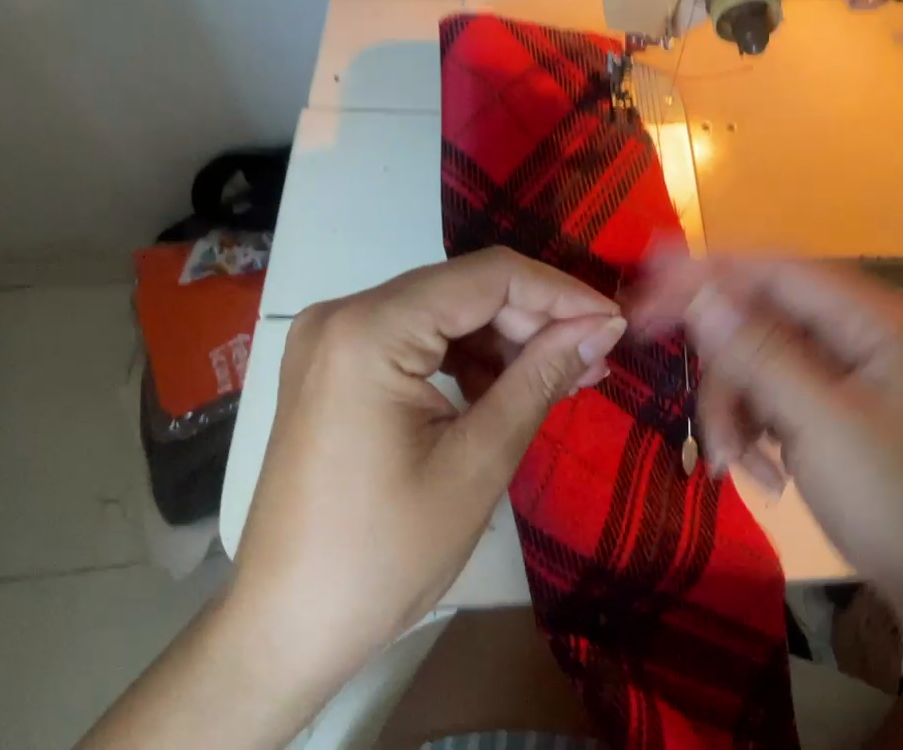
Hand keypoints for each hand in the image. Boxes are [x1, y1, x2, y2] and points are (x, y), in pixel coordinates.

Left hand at [231, 247, 626, 669]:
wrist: (289, 626)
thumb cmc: (385, 553)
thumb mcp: (478, 462)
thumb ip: (540, 378)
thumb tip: (602, 327)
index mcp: (369, 330)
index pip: (486, 276)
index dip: (560, 293)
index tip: (613, 322)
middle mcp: (342, 315)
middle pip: (463, 289)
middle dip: (535, 320)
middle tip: (595, 358)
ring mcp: (331, 340)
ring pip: (443, 313)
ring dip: (505, 341)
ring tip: (564, 377)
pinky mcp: (334, 367)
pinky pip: (415, 341)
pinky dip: (466, 360)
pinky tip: (510, 389)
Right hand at [634, 255, 902, 601]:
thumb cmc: (890, 497)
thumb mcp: (819, 422)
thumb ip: (757, 353)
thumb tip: (699, 293)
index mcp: (866, 317)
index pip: (772, 270)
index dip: (706, 272)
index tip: (646, 286)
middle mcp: (849, 329)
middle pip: (754, 316)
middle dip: (720, 365)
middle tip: (662, 369)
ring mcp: (834, 367)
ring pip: (750, 359)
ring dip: (732, 409)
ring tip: (733, 463)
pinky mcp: (819, 401)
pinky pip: (762, 393)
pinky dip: (749, 428)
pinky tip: (757, 471)